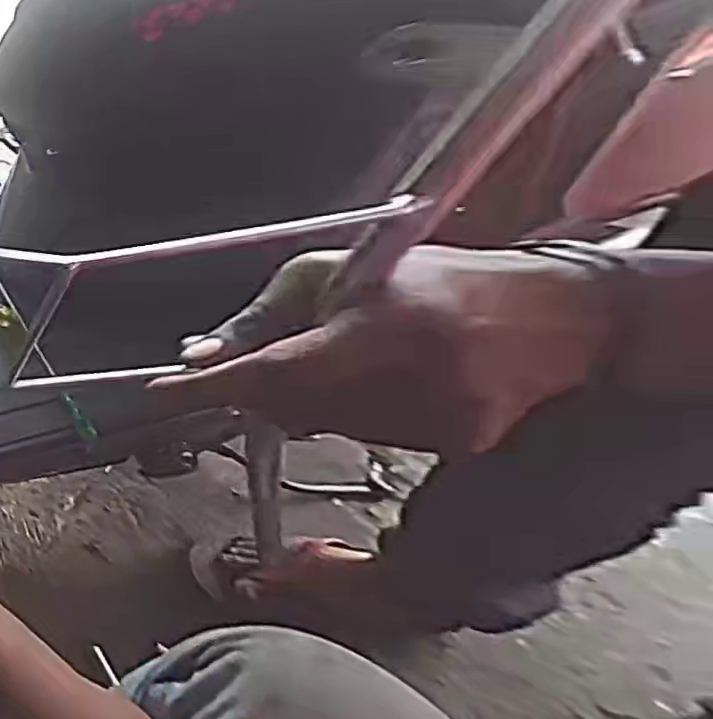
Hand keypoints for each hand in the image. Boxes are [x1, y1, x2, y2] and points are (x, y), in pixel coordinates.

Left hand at [149, 246, 612, 455]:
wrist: (561, 314)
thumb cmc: (427, 280)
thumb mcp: (331, 275)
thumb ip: (258, 317)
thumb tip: (196, 355)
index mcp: (376, 330)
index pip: (270, 369)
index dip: (207, 386)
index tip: (157, 394)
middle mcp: (411, 380)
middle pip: (283, 403)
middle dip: (255, 386)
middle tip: (279, 356)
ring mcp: (440, 419)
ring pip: (314, 424)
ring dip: (302, 399)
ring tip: (348, 358)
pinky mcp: (460, 443)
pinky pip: (359, 438)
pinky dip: (345, 414)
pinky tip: (382, 382)